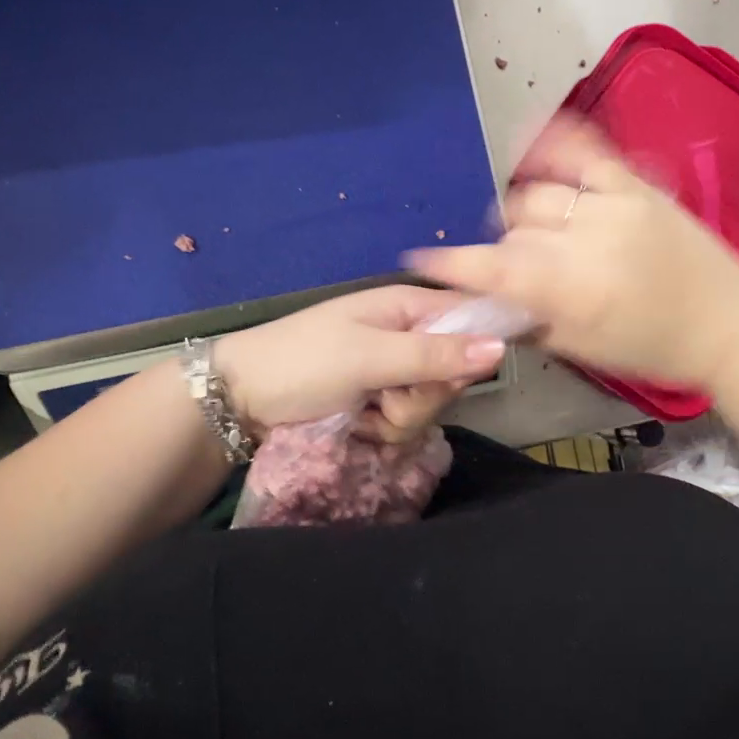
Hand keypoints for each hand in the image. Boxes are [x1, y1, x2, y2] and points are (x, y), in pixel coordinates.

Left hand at [212, 286, 505, 441]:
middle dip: (423, 395)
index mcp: (408, 307)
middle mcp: (407, 337)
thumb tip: (501, 349)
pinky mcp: (379, 404)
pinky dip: (384, 431)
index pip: (471, 321)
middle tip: (387, 396)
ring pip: (431, 404)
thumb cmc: (302, 363)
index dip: (473, 351)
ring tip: (362, 412)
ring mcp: (393, 373)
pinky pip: (407, 423)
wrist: (237, 402)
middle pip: (454, 372)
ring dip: (400, 418)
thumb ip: (435, 355)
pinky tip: (357, 426)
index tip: (452, 377)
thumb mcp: (370, 357)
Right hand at [407, 116, 738, 390]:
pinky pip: (586, 152)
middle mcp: (586, 238)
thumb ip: (530, 322)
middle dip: (500, 248)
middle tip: (507, 266)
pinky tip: (529, 138)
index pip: (494, 268)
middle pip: (514, 229)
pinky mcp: (638, 186)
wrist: (731, 326)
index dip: (453, 264)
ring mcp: (613, 205)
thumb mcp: (584, 350)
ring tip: (529, 229)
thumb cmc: (656, 350)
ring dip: (522, 212)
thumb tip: (488, 303)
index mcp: (572, 289)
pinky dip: (553, 142)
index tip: (425, 262)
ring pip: (539, 194)